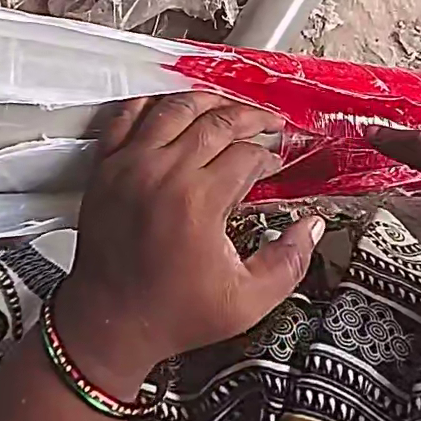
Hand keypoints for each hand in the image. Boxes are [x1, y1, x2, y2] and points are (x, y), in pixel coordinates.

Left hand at [56, 93, 324, 395]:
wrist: (111, 320)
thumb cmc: (173, 312)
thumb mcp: (246, 301)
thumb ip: (289, 261)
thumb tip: (313, 225)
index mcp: (199, 202)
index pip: (246, 155)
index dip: (268, 155)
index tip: (273, 162)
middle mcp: (163, 173)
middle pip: (216, 121)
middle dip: (249, 116)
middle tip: (265, 122)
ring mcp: (130, 164)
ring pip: (174, 108)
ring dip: (206, 101)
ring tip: (227, 106)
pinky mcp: (106, 166)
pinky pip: (127, 116)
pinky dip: (150, 105)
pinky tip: (168, 107)